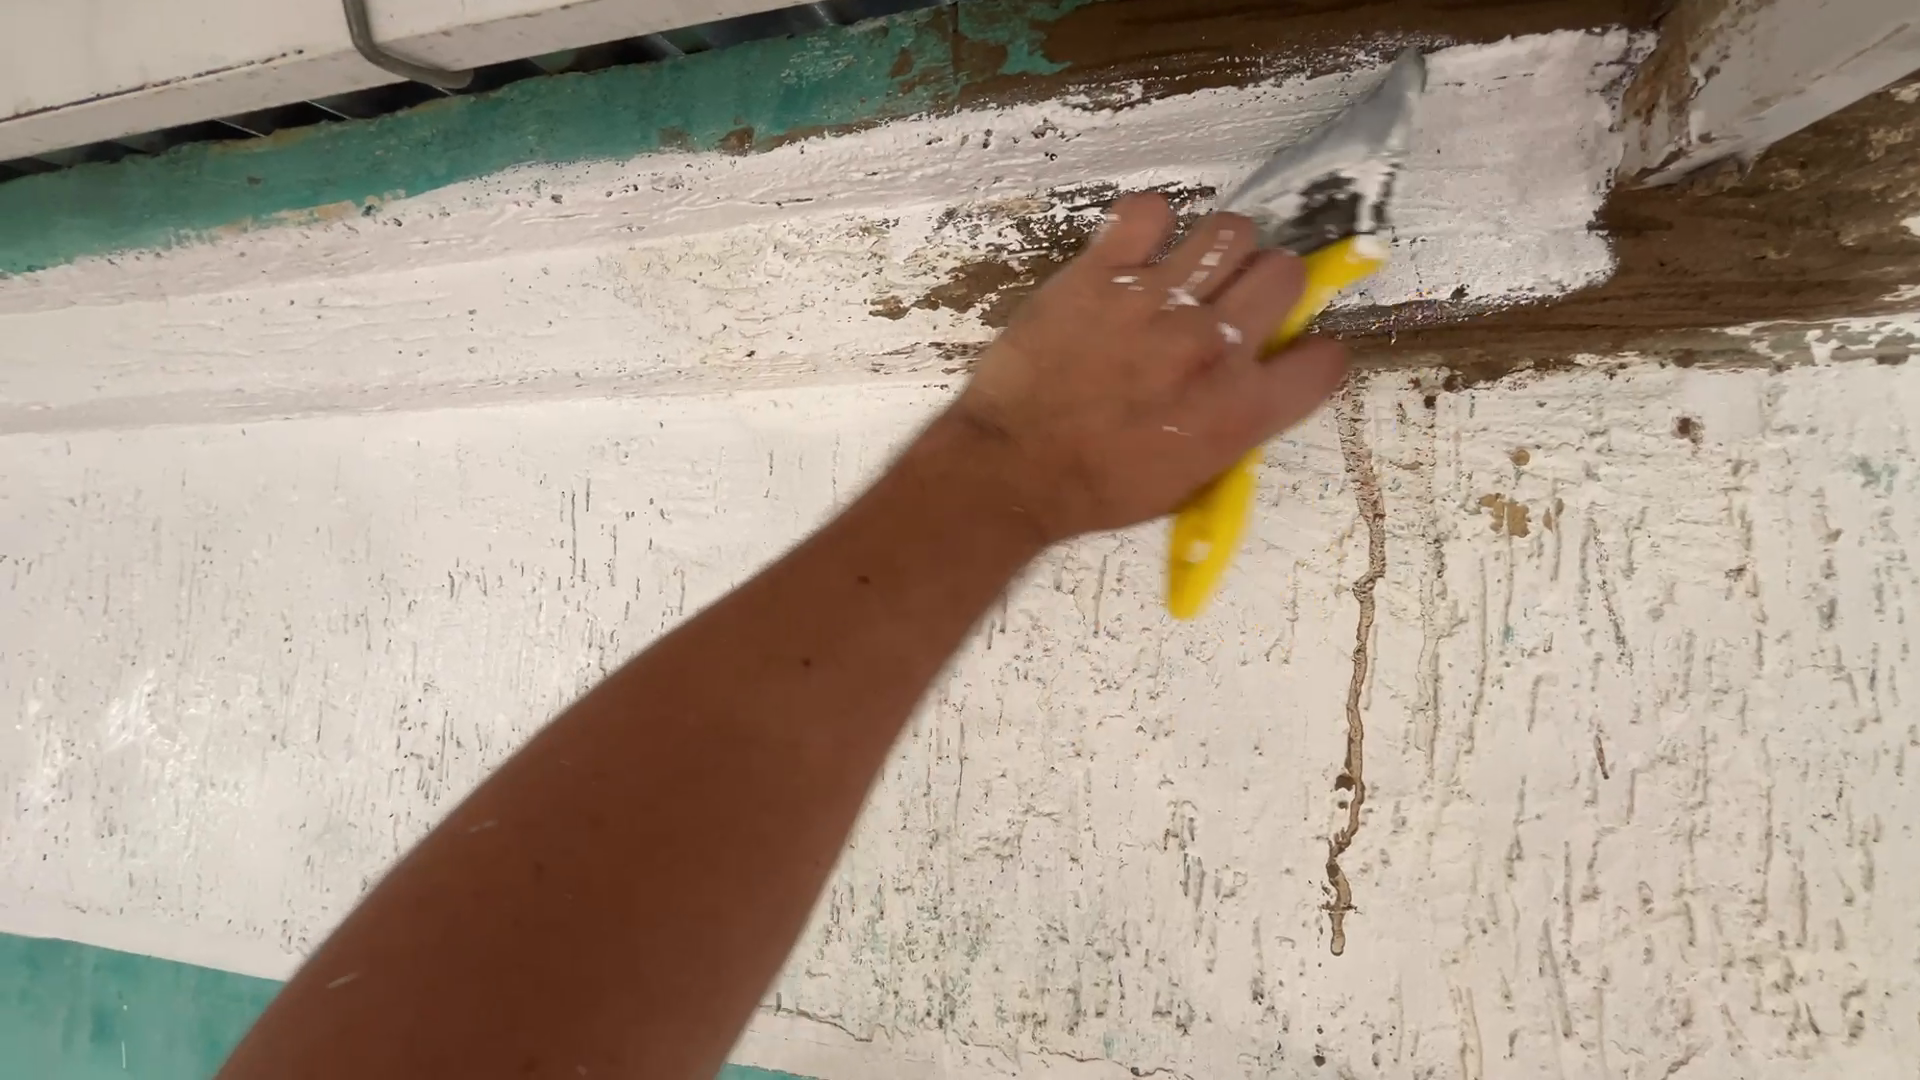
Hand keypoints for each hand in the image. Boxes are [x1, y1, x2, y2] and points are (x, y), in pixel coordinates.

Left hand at [943, 192, 1348, 543]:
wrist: (1011, 469)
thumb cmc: (1094, 490)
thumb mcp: (1183, 482)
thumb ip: (1229, 428)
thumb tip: (1247, 385)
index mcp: (1239, 409)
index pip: (1325, 358)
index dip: (1309, 355)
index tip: (1284, 355)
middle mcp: (1211, 345)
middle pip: (1286, 271)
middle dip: (1265, 286)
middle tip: (1226, 306)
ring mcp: (1157, 301)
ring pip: (1230, 231)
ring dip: (1217, 252)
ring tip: (1183, 276)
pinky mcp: (1100, 272)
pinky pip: (1148, 211)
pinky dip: (1146, 226)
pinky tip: (1130, 253)